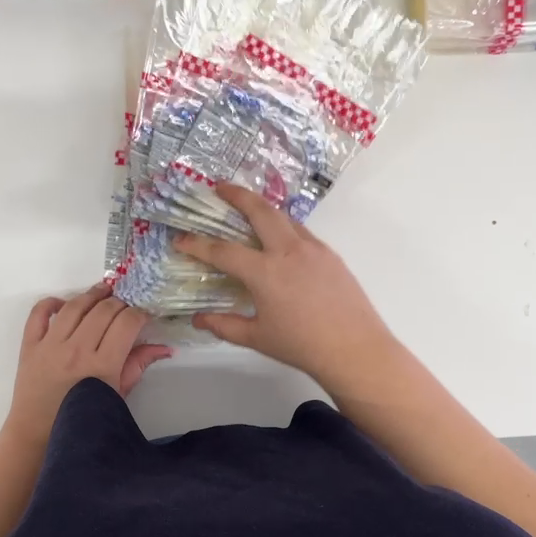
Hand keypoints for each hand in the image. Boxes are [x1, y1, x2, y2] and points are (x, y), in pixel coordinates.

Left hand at [4, 284, 172, 444]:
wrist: (38, 435)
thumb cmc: (83, 418)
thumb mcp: (117, 394)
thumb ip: (138, 365)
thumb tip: (165, 347)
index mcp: (102, 365)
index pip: (126, 323)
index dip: (139, 314)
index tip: (143, 316)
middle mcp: (76, 350)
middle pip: (103, 310)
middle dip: (120, 302)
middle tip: (125, 306)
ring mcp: (50, 345)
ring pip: (75, 306)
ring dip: (92, 294)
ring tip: (103, 291)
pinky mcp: (29, 345)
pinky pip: (39, 313)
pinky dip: (51, 303)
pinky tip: (64, 304)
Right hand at [173, 184, 404, 390]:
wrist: (355, 349)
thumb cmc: (302, 346)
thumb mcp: (257, 338)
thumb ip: (224, 325)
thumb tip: (198, 319)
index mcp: (265, 272)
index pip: (223, 251)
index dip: (197, 245)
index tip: (180, 240)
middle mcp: (288, 251)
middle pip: (259, 211)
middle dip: (237, 195)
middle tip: (220, 187)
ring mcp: (313, 249)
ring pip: (284, 217)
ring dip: (263, 208)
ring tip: (248, 207)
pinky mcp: (331, 255)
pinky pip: (302, 232)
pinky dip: (284, 226)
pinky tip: (279, 238)